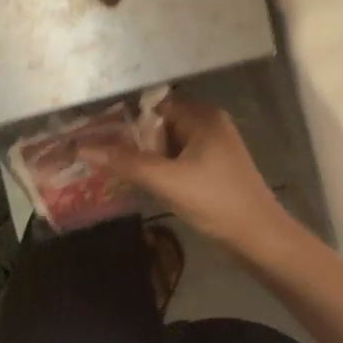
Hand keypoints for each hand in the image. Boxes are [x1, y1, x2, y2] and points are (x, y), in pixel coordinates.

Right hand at [86, 97, 290, 250]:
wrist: (258, 236)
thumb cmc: (216, 202)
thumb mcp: (167, 181)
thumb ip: (127, 163)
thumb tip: (85, 149)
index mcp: (203, 117)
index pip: (154, 106)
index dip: (125, 118)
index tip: (96, 132)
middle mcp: (210, 124)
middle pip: (160, 124)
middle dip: (133, 139)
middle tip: (99, 154)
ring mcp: (214, 147)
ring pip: (168, 144)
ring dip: (146, 156)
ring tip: (113, 168)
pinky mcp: (214, 168)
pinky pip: (179, 160)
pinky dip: (161, 168)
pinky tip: (142, 182)